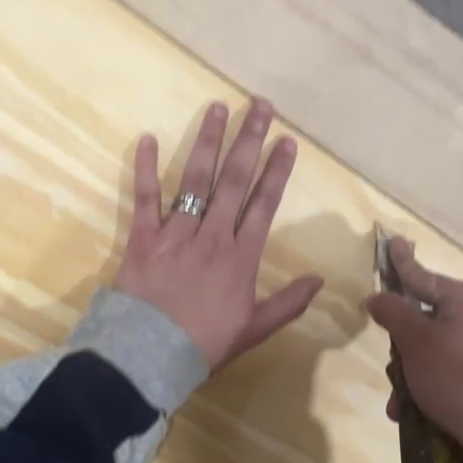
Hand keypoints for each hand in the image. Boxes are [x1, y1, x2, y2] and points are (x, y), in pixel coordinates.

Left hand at [113, 98, 325, 368]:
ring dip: (207, 142)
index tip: (287, 141)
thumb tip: (319, 280)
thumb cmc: (203, 344)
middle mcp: (212, 236)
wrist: (150, 356)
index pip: (264, 204)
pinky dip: (145, 167)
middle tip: (260, 106)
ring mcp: (176, 233)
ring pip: (195, 179)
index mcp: (241, 257)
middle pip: (235, 181)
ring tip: (218, 108)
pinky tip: (147, 137)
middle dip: (249, 140)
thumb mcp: (253, 330)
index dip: (277, 171)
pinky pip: (145, 197)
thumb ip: (287, 303)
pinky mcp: (143, 237)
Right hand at [365, 237, 462, 462]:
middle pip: (420, 318)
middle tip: (394, 367)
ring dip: (407, 375)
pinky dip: (424, 389)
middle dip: (400, 347)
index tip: (392, 241)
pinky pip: (442, 372)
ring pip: (427, 350)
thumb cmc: (457, 378)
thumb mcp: (415, 341)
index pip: (421, 274)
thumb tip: (378, 296)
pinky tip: (412, 412)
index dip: (400, 262)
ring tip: (402, 402)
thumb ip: (392, 312)